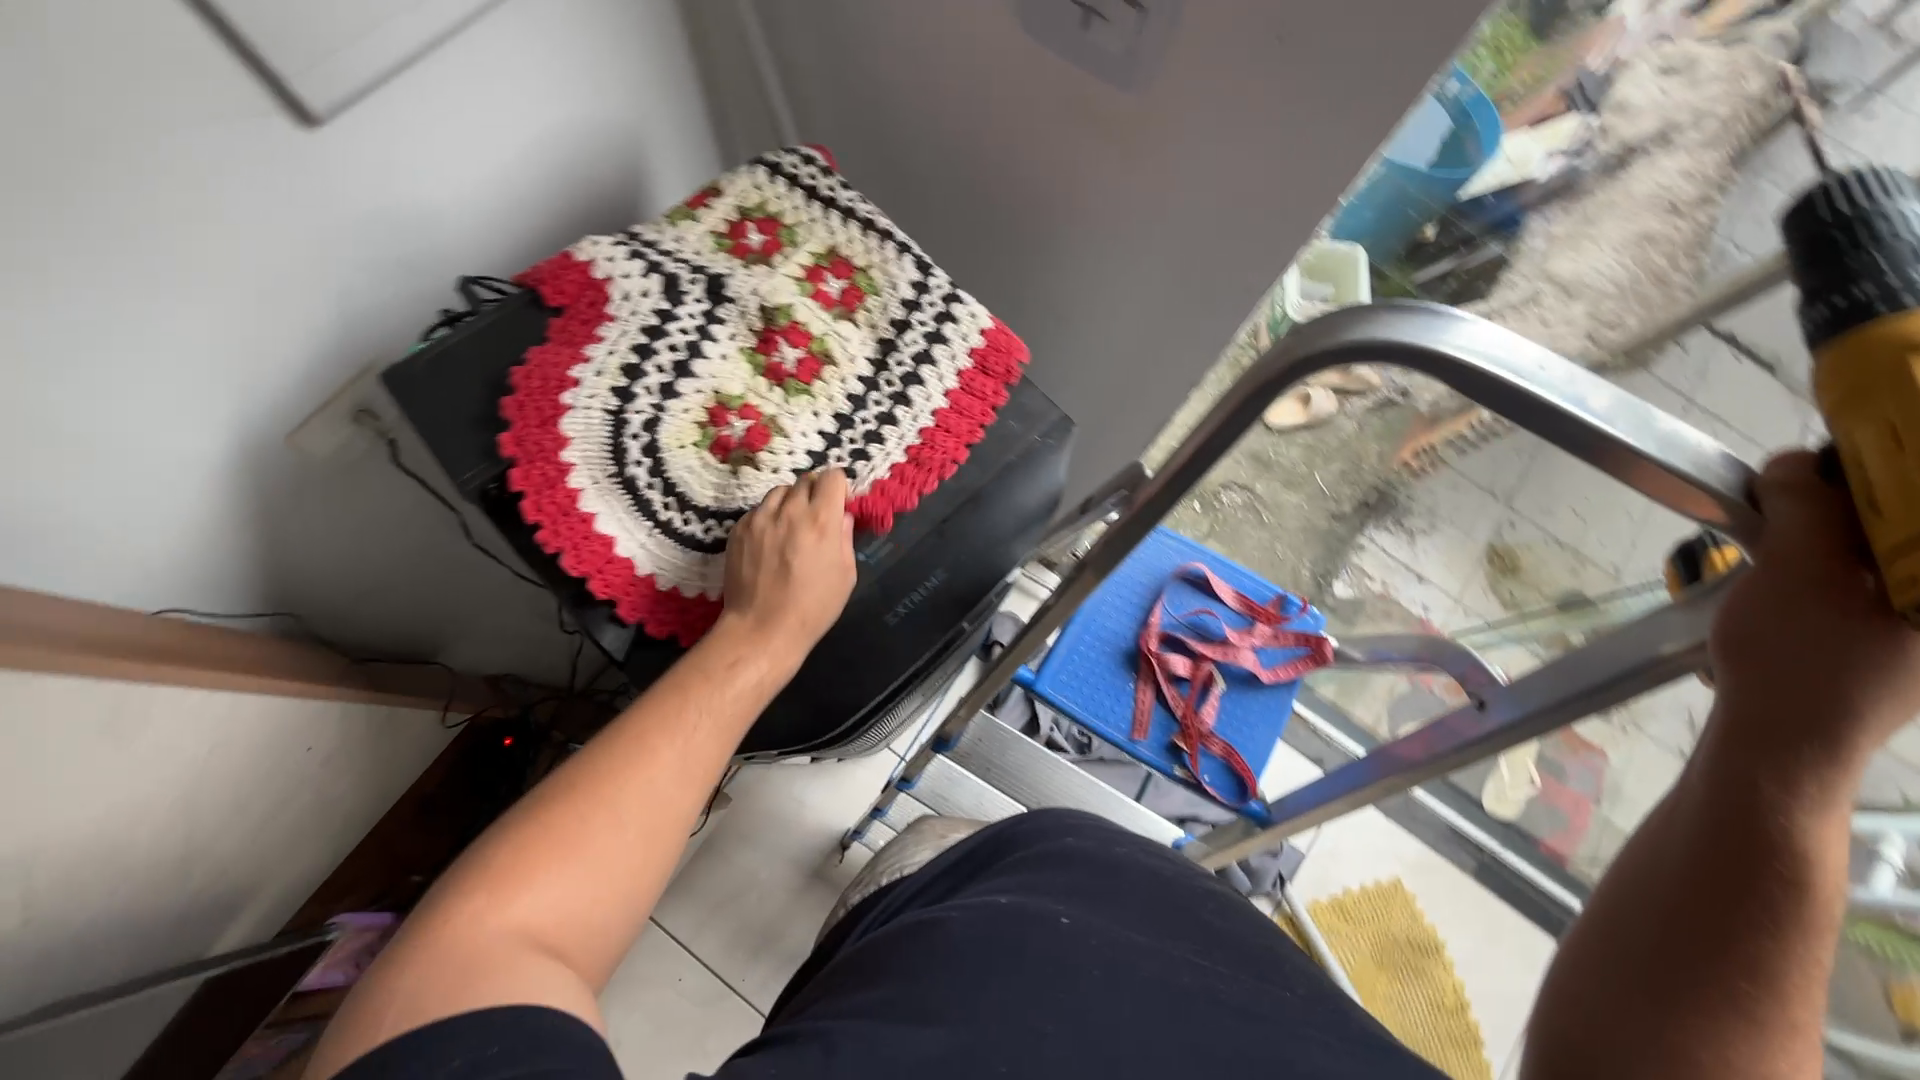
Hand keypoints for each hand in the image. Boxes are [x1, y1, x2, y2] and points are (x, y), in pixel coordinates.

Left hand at [719, 468, 857, 661]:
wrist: (762, 629)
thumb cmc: (813, 607)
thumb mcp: (846, 575)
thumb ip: (845, 538)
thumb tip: (841, 517)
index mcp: (821, 520)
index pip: (832, 477)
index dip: (839, 487)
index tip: (839, 504)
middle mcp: (789, 511)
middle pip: (806, 480)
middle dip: (816, 493)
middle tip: (817, 517)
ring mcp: (759, 518)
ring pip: (779, 492)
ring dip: (791, 502)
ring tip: (792, 527)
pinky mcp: (738, 529)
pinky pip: (758, 511)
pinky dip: (769, 518)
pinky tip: (770, 543)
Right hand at [1709, 451, 1919, 772]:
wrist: (1778, 745)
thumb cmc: (1798, 658)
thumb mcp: (1793, 570)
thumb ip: (1804, 506)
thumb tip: (1796, 462)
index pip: (1918, 506)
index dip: (1886, 469)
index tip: (1832, 459)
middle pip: (1906, 532)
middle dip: (1857, 502)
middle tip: (1796, 493)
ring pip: (1892, 560)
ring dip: (1840, 534)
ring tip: (1786, 532)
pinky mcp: (1904, 648)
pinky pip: (1878, 587)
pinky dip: (1838, 568)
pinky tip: (1797, 573)